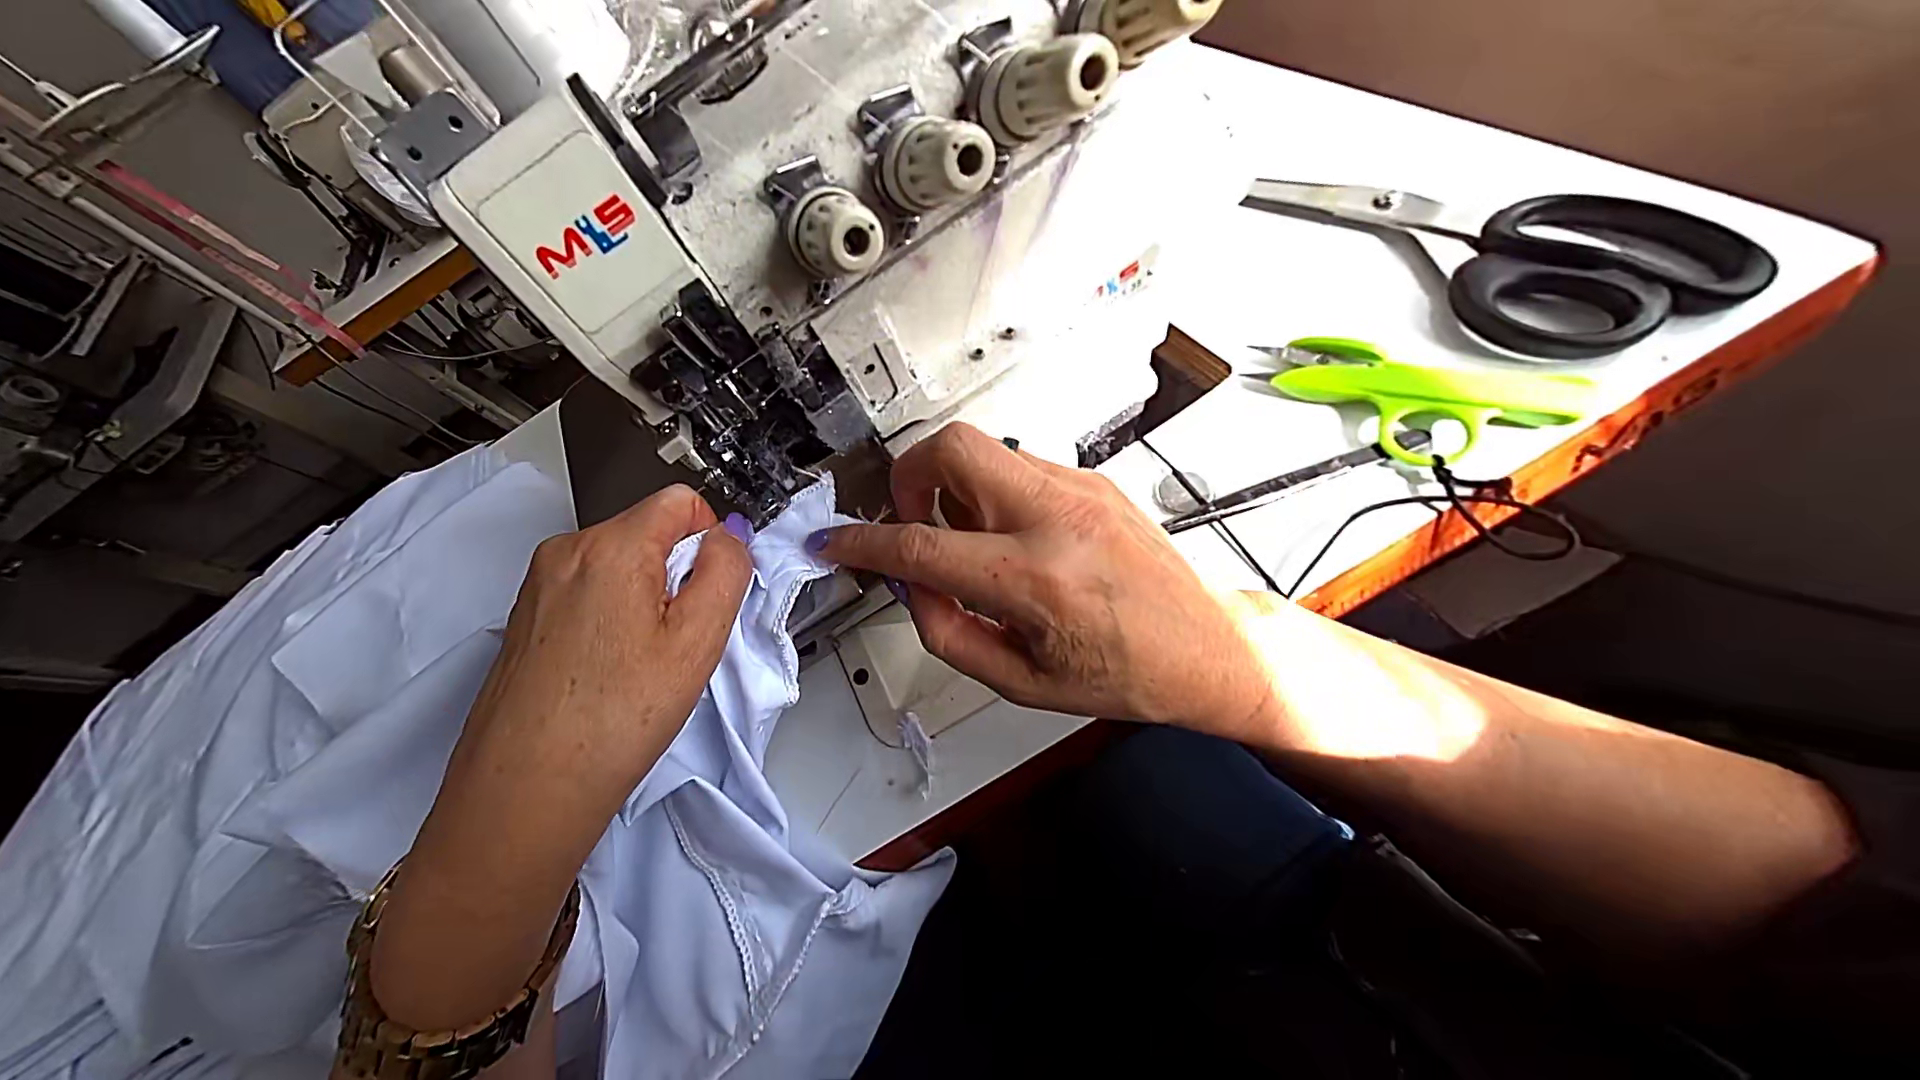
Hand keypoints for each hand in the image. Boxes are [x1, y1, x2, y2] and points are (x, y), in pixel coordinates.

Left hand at [456, 483, 753, 796]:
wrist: (525, 790)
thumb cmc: (609, 722)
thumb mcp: (699, 639)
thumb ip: (728, 570)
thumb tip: (727, 539)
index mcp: (610, 548)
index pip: (682, 501)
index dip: (711, 539)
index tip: (711, 587)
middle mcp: (566, 554)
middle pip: (651, 531)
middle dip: (680, 572)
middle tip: (680, 635)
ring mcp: (541, 585)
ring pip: (624, 563)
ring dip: (650, 597)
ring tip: (647, 659)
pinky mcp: (530, 615)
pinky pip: (593, 591)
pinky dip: (617, 616)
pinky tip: (617, 668)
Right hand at [814, 423, 1275, 738]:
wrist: (1204, 647)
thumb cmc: (1129, 671)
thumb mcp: (1020, 680)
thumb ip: (946, 630)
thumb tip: (911, 585)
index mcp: (1035, 579)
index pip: (919, 544)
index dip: (863, 541)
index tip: (840, 541)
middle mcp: (1057, 518)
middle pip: (951, 447)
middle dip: (908, 475)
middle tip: (911, 517)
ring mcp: (1079, 490)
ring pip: (983, 449)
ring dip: (953, 488)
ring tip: (969, 538)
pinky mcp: (1092, 482)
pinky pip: (1018, 466)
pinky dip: (991, 493)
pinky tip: (1008, 536)